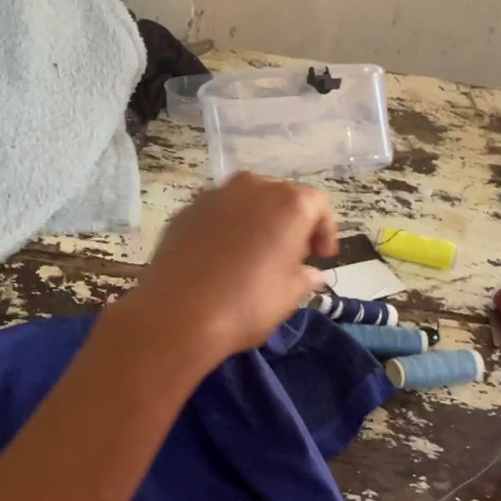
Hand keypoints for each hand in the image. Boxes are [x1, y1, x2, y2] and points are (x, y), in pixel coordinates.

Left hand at [112, 173, 338, 362]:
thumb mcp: (288, 296)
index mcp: (288, 203)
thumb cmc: (245, 304)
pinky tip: (221, 258)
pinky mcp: (185, 210)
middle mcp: (252, 187)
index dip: (324, 231)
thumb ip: (305, 277)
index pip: (318, 205)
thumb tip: (311, 273)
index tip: (320, 257)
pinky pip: (217, 214)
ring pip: (246, 202)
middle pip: (281, 197)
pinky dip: (226, 228)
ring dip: (256, 222)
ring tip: (254, 255)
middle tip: (289, 256)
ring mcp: (214, 195)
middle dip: (290, 223)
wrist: (176, 313)